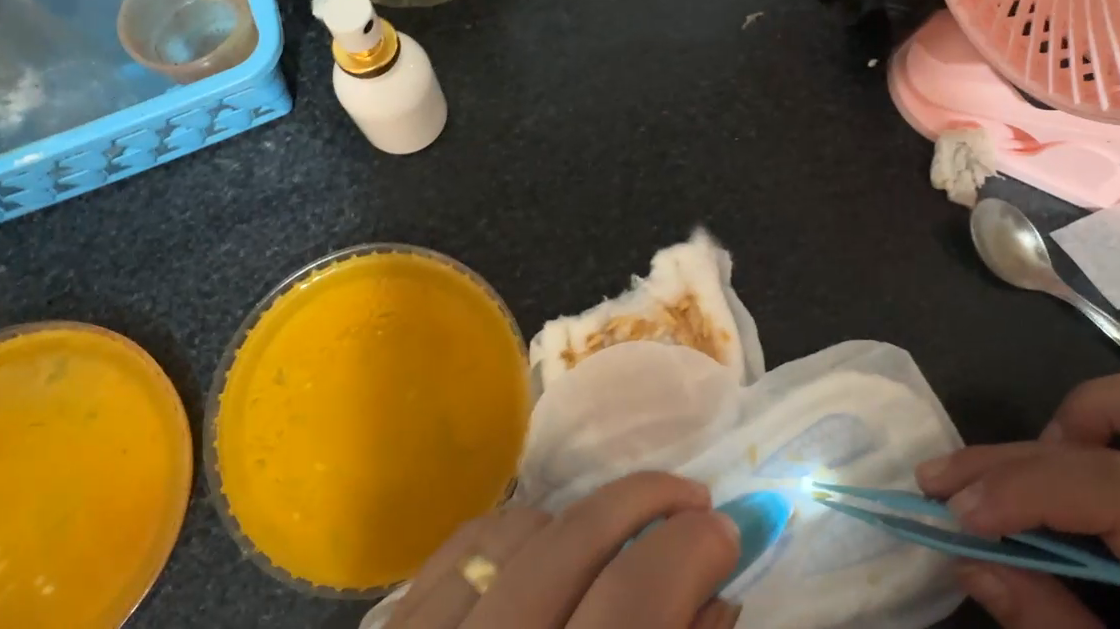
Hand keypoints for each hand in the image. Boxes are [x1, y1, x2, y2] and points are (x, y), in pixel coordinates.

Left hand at [392, 472, 742, 628]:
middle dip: (645, 503)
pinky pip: (465, 541)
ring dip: (583, 519)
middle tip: (690, 503)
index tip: (723, 526)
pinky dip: (517, 526)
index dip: (693, 548)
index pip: (637, 594)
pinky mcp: (396, 623)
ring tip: (618, 537)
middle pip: (575, 540)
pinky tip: (548, 537)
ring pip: (521, 529)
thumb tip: (718, 586)